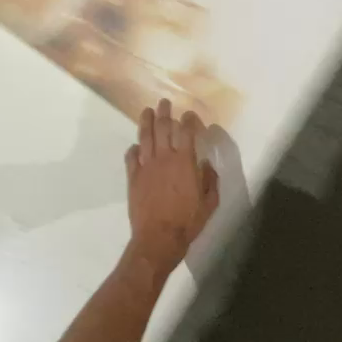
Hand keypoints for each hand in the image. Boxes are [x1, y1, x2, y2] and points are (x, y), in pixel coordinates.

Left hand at [124, 99, 219, 275]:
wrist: (158, 238)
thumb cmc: (188, 222)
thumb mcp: (209, 203)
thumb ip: (210, 181)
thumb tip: (207, 165)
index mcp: (185, 162)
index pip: (187, 132)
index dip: (189, 120)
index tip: (189, 114)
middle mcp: (165, 158)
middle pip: (163, 128)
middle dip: (165, 113)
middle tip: (164, 102)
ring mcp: (146, 166)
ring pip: (145, 138)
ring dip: (146, 122)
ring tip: (146, 111)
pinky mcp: (133, 178)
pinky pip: (131, 157)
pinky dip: (133, 149)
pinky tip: (135, 146)